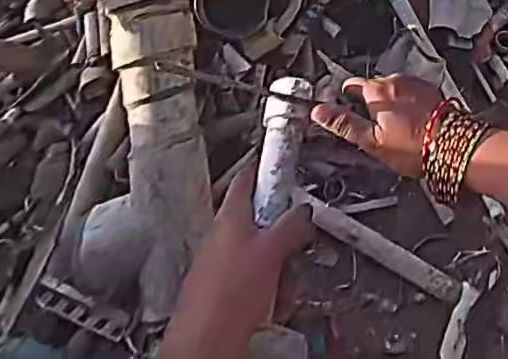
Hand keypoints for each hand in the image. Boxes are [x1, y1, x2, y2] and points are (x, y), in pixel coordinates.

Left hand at [162, 165, 313, 358]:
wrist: (204, 348)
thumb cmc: (229, 296)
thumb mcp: (272, 252)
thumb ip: (292, 226)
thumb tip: (303, 211)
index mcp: (230, 216)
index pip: (247, 178)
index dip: (265, 169)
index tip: (281, 167)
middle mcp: (222, 236)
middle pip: (262, 221)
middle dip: (283, 237)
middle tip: (292, 251)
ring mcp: (221, 265)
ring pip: (262, 254)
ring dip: (279, 269)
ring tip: (282, 289)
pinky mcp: (224, 292)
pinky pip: (254, 280)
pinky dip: (268, 290)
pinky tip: (271, 306)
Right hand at [311, 75, 443, 177]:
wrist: (453, 144)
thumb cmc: (414, 147)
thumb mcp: (372, 141)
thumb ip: (345, 124)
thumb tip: (320, 111)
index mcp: (377, 91)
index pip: (352, 85)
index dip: (346, 98)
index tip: (346, 110)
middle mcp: (395, 80)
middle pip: (373, 87)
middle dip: (370, 103)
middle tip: (373, 127)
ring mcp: (414, 83)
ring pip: (393, 89)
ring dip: (390, 102)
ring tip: (395, 128)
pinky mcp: (429, 89)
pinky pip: (410, 92)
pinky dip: (407, 102)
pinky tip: (411, 121)